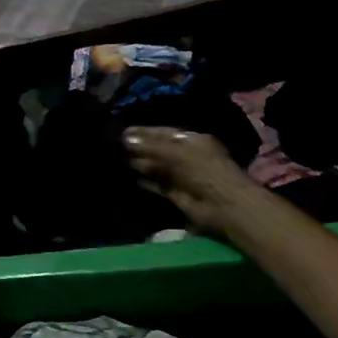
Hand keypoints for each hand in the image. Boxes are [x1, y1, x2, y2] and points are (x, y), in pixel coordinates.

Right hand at [122, 127, 256, 230]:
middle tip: (114, 147)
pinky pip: (157, 185)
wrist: (222, 205)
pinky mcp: (176, 194)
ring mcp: (182, 176)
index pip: (165, 133)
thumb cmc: (204, 171)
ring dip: (140, 164)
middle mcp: (187, 156)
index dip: (145, 132)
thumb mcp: (177, 154)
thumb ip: (151, 146)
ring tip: (116, 160)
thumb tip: (125, 138)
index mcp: (193, 140)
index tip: (123, 132)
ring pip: (157, 168)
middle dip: (140, 149)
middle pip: (159, 150)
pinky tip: (129, 178)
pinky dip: (145, 182)